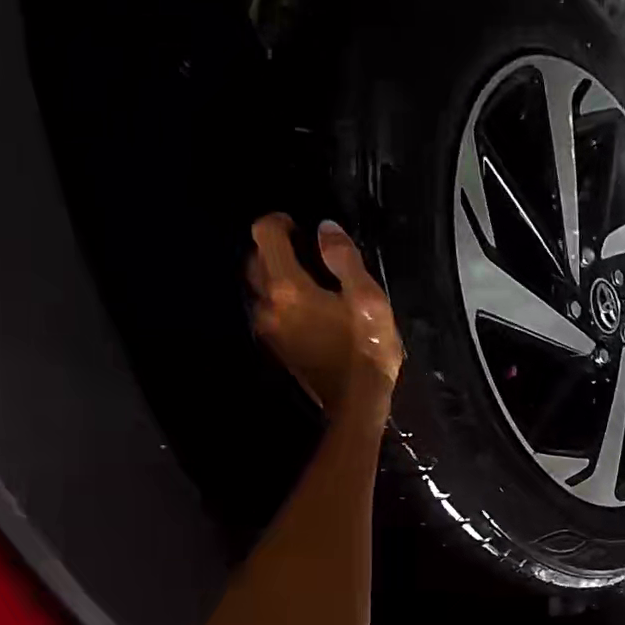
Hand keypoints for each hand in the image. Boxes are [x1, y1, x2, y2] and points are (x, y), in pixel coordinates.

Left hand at [247, 214, 402, 415]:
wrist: (357, 403)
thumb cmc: (367, 351)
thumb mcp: (369, 300)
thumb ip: (345, 260)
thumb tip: (325, 228)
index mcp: (289, 287)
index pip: (266, 235)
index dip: (280, 221)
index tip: (300, 226)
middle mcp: (268, 304)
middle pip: (256, 260)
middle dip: (275, 249)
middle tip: (306, 252)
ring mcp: (269, 329)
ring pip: (261, 288)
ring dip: (277, 277)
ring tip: (309, 281)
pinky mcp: (277, 349)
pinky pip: (271, 313)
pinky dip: (283, 303)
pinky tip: (308, 311)